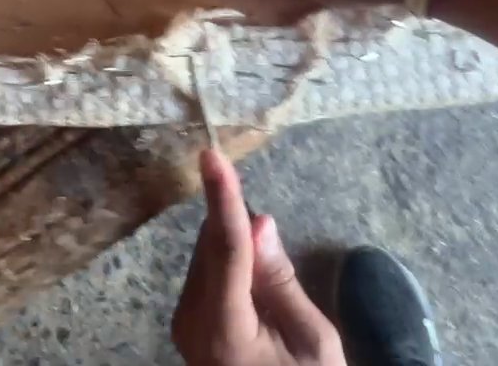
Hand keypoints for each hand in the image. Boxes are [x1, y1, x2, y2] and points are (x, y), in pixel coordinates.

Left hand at [172, 149, 343, 365]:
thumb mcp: (314, 343)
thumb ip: (281, 280)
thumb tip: (258, 222)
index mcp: (225, 331)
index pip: (226, 248)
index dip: (223, 197)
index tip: (211, 153)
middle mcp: (191, 323)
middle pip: (213, 245)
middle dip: (239, 226)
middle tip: (273, 241)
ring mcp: (183, 325)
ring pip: (207, 253)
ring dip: (234, 245)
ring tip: (269, 288)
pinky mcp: (185, 324)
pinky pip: (205, 272)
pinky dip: (227, 264)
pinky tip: (253, 292)